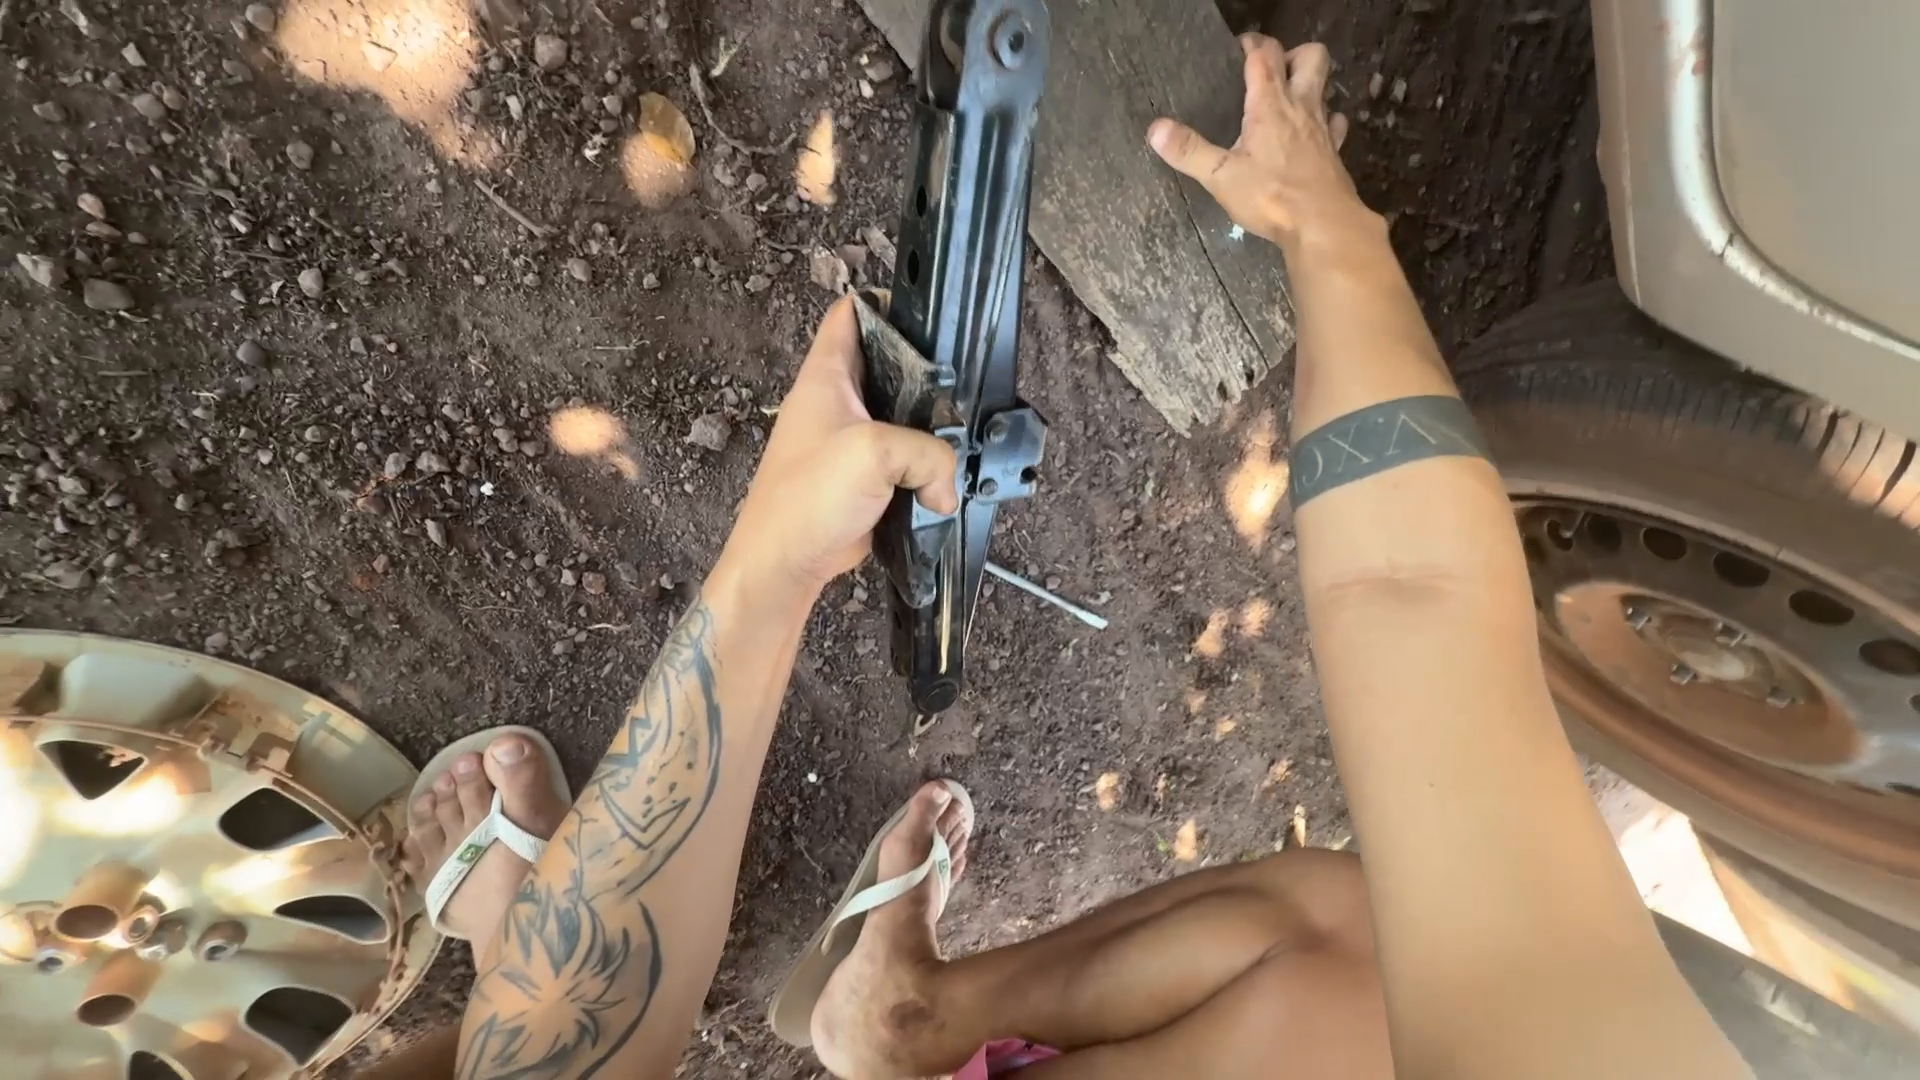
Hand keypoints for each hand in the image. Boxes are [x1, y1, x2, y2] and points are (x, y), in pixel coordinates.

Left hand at [716, 297, 958, 604]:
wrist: (785, 562)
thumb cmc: (807, 499)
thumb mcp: (875, 454)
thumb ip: (928, 454)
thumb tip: (946, 486)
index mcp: (826, 378)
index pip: (851, 316)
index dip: (885, 305)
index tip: (925, 313)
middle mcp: (836, 404)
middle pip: (888, 370)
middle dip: (923, 378)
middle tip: (957, 387)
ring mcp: (849, 443)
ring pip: (900, 421)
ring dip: (925, 433)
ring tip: (954, 436)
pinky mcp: (861, 480)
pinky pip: (901, 463)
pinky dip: (920, 470)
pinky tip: (939, 478)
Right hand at [1148, 33, 1367, 248]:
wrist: (1319, 222)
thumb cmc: (1269, 196)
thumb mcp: (1220, 177)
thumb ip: (1189, 151)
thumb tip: (1155, 129)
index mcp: (1270, 105)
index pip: (1264, 55)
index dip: (1251, 45)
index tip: (1239, 49)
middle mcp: (1301, 105)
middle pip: (1309, 56)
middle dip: (1290, 55)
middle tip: (1270, 74)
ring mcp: (1323, 126)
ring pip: (1324, 86)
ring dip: (1308, 84)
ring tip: (1286, 102)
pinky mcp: (1334, 150)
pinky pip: (1334, 123)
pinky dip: (1323, 121)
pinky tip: (1309, 135)